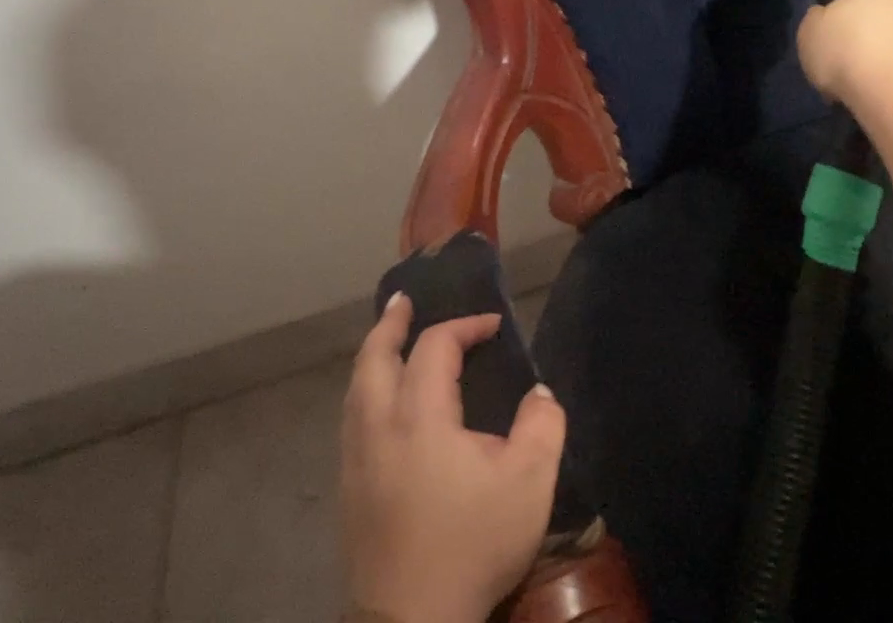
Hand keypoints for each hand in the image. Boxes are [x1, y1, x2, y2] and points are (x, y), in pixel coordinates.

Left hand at [342, 293, 565, 622]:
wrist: (413, 620)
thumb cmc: (475, 542)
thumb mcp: (531, 480)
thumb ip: (542, 424)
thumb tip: (537, 394)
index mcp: (420, 420)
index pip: (434, 350)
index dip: (464, 328)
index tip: (495, 327)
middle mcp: (378, 431)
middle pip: (372, 362)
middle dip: (389, 326)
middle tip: (404, 302)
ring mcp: (357, 463)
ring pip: (354, 393)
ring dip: (372, 358)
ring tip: (391, 342)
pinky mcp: (351, 492)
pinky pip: (352, 420)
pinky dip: (366, 391)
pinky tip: (384, 403)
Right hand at [797, 0, 892, 104]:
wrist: (892, 90)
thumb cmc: (844, 52)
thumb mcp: (811, 32)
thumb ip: (818, 18)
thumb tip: (828, 17)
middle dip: (858, 9)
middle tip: (841, 29)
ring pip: (886, 26)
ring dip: (872, 39)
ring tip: (853, 64)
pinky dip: (884, 61)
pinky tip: (871, 80)